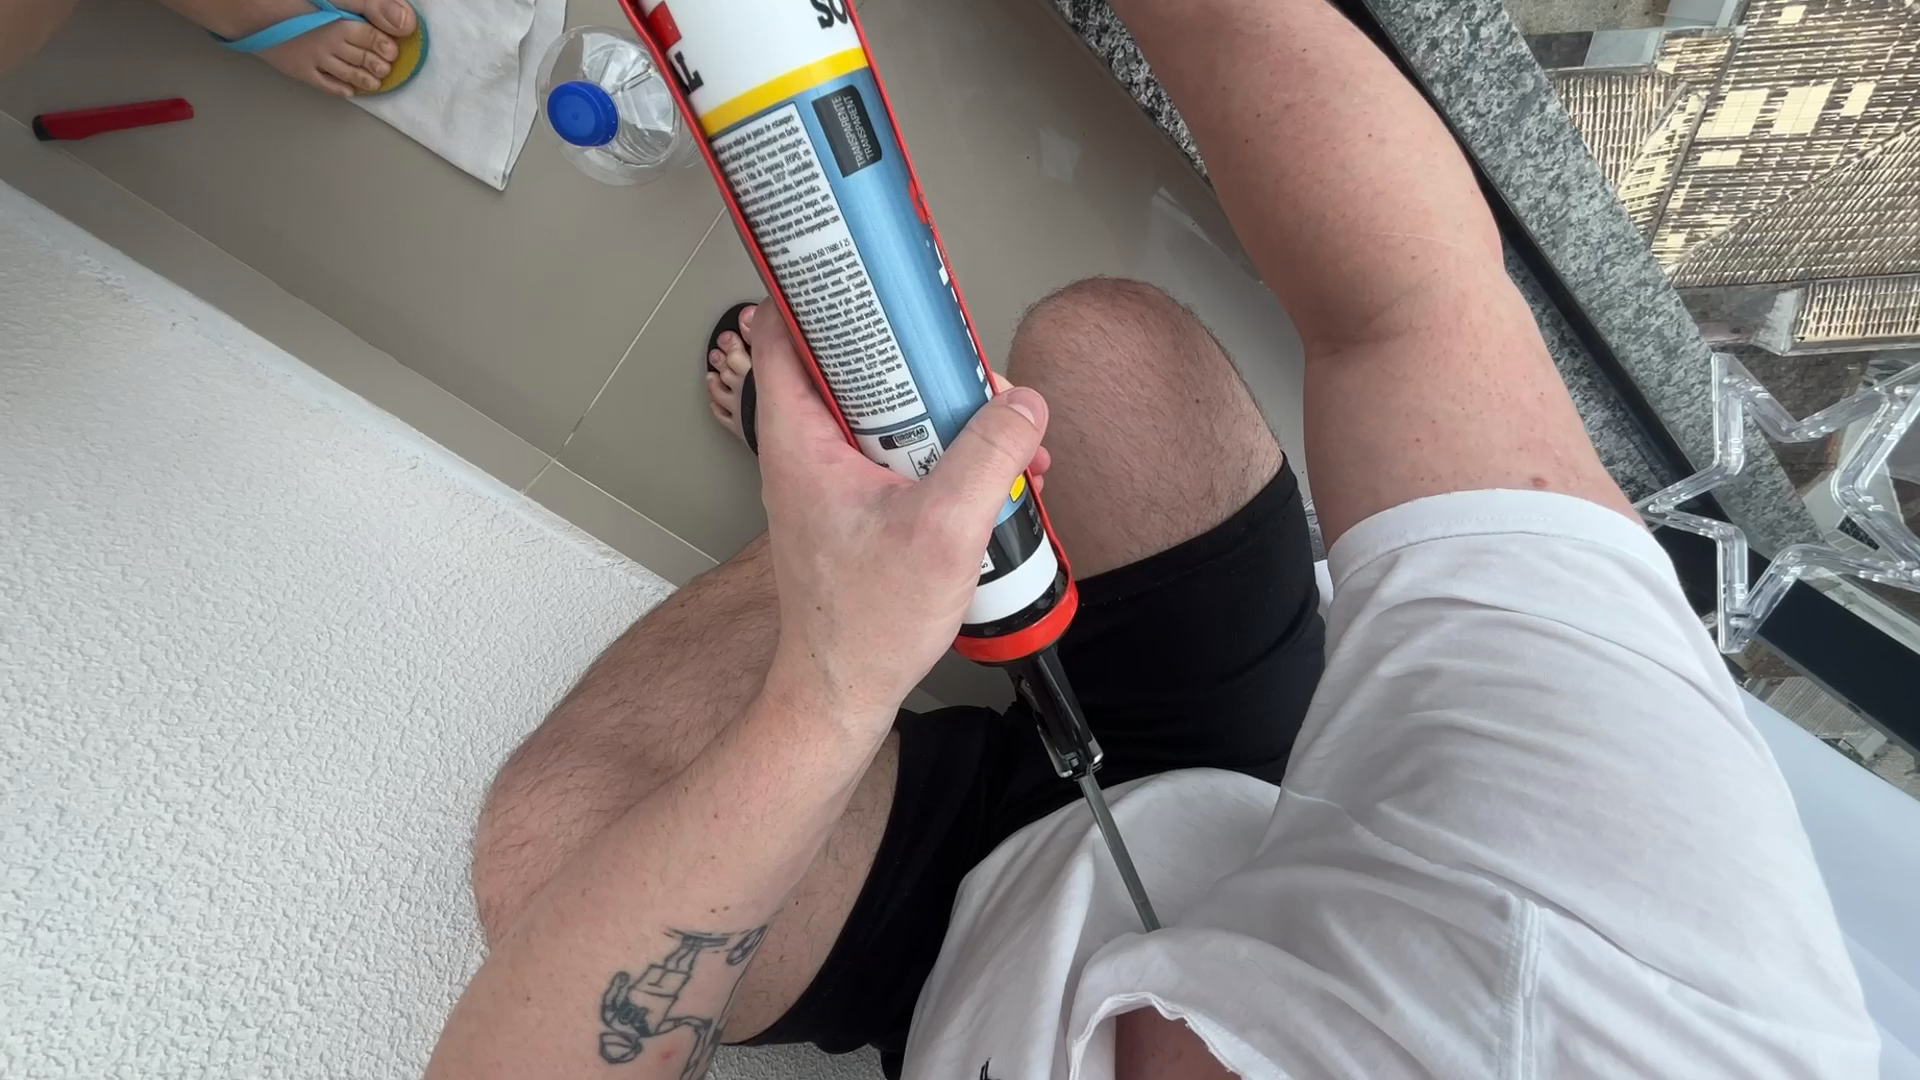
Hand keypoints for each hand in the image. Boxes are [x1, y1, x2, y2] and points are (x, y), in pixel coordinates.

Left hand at [751, 307, 1051, 727]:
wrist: (845, 688)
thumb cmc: (868, 623)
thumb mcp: (945, 530)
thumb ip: (989, 456)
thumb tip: (1024, 406)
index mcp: (802, 439)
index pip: (785, 327)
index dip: (825, 289)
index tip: (877, 275)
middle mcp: (809, 449)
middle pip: (857, 364)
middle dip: (923, 361)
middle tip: (974, 372)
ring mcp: (834, 477)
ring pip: (888, 411)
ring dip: (948, 414)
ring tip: (1005, 437)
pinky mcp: (858, 503)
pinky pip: (901, 453)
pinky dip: (944, 453)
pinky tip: (993, 479)